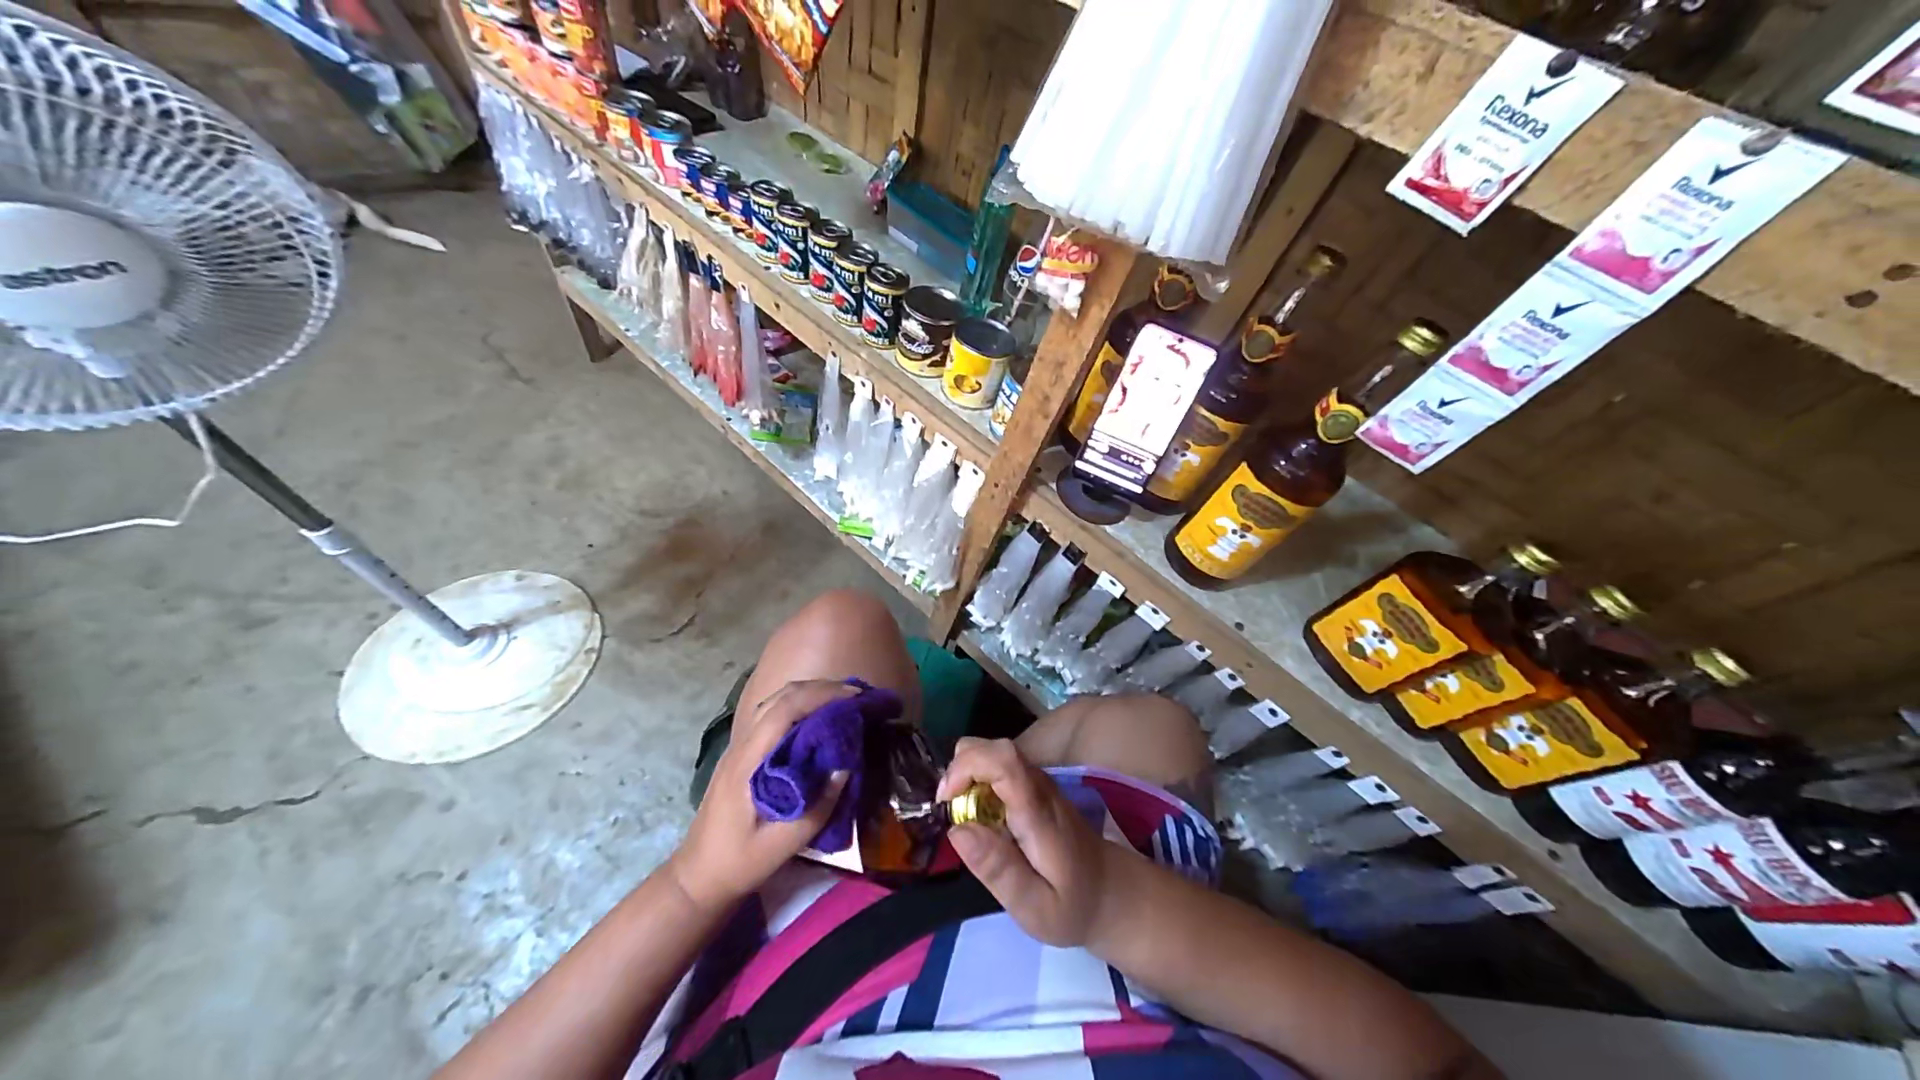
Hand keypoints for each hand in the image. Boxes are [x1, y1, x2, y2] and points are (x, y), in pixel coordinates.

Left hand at [669, 680, 852, 909]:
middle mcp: (741, 746)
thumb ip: (818, 808)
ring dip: (809, 694)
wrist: (698, 876)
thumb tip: (846, 767)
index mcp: (748, 763)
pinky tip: (817, 720)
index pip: (784, 710)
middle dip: (820, 688)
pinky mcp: (743, 755)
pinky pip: (772, 717)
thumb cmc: (739, 862)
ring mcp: (739, 748)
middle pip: (780, 697)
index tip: (854, 698)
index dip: (820, 696)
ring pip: (774, 703)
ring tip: (842, 703)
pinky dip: (798, 707)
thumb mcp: (783, 845)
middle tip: (856, 696)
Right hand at [937, 737, 1112, 947]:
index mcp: (1038, 811)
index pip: (1004, 761)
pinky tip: (978, 816)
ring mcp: (1040, 782)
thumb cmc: (1072, 906)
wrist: (1114, 894)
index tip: (946, 800)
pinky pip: (1000, 767)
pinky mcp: (1036, 786)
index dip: (967, 767)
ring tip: (960, 815)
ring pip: (994, 753)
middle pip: (994, 748)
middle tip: (949, 809)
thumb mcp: (1034, 908)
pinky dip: (977, 781)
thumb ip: (998, 869)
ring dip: (966, 774)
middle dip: (960, 768)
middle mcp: (1039, 786)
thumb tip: (957, 830)